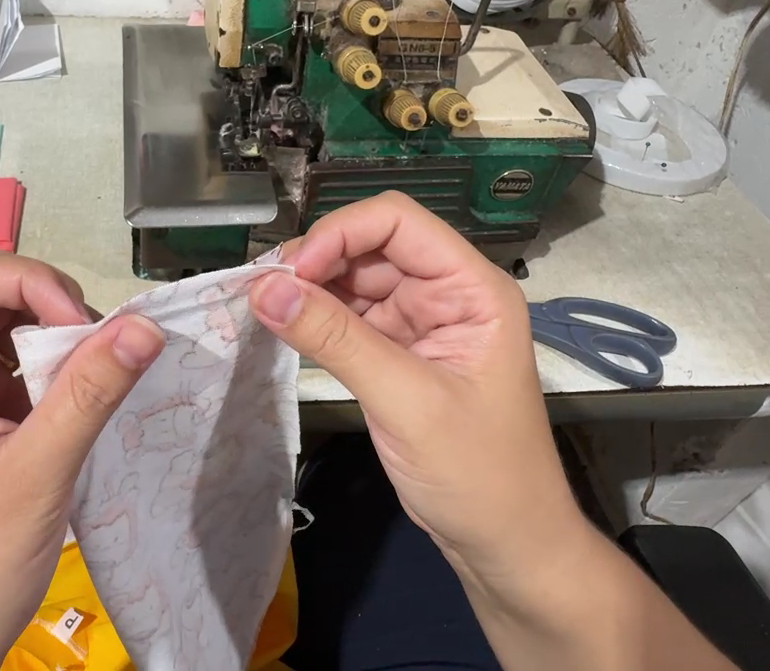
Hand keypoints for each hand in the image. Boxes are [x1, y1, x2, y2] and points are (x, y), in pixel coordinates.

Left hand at [0, 252, 164, 669]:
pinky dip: (59, 371)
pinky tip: (85, 396)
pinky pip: (20, 368)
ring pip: (8, 330)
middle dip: (50, 309)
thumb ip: (86, 396)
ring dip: (59, 340)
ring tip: (97, 374)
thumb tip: (144, 326)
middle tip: (100, 348)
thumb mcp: (31, 482)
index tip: (80, 326)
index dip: (28, 284)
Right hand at [248, 192, 587, 570]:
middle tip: (263, 292)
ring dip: (309, 287)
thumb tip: (263, 288)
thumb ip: (334, 339)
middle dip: (317, 260)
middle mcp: (445, 291)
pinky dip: (315, 315)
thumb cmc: (477, 473)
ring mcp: (420, 319)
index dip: (341, 233)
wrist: (506, 547)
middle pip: (370, 244)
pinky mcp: (397, 347)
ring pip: (353, 276)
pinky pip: (348, 313)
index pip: (398, 221)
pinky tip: (285, 324)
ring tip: (264, 307)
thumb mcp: (405, 402)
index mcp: (471, 287)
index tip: (292, 272)